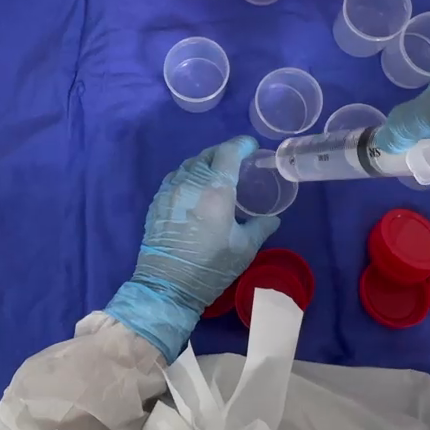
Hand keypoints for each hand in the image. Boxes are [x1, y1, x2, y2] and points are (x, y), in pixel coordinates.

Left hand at [104, 137, 279, 361]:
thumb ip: (261, 227)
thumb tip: (273, 218)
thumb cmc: (210, 266)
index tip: (251, 147)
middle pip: (207, 155)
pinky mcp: (157, 202)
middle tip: (237, 162)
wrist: (167, 284)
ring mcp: (170, 190)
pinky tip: (194, 188)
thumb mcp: (244, 248)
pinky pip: (174, 177)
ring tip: (216, 174)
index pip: (228, 152)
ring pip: (188, 164)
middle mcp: (190, 182)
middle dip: (224, 153)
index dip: (241, 145)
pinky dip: (187, 175)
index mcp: (216, 189)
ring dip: (204, 163)